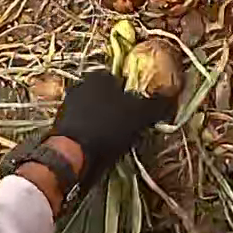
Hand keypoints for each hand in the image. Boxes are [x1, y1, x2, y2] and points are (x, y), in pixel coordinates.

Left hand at [51, 69, 175, 191]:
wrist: (71, 155)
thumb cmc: (108, 127)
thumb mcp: (140, 115)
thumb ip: (157, 105)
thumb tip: (172, 97)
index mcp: (98, 77)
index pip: (119, 78)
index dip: (132, 92)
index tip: (140, 107)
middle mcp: (79, 87)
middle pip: (105, 95)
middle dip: (117, 107)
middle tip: (131, 123)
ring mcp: (66, 107)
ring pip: (94, 111)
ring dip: (105, 122)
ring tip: (117, 138)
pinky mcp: (60, 128)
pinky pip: (84, 128)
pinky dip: (93, 135)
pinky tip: (102, 147)